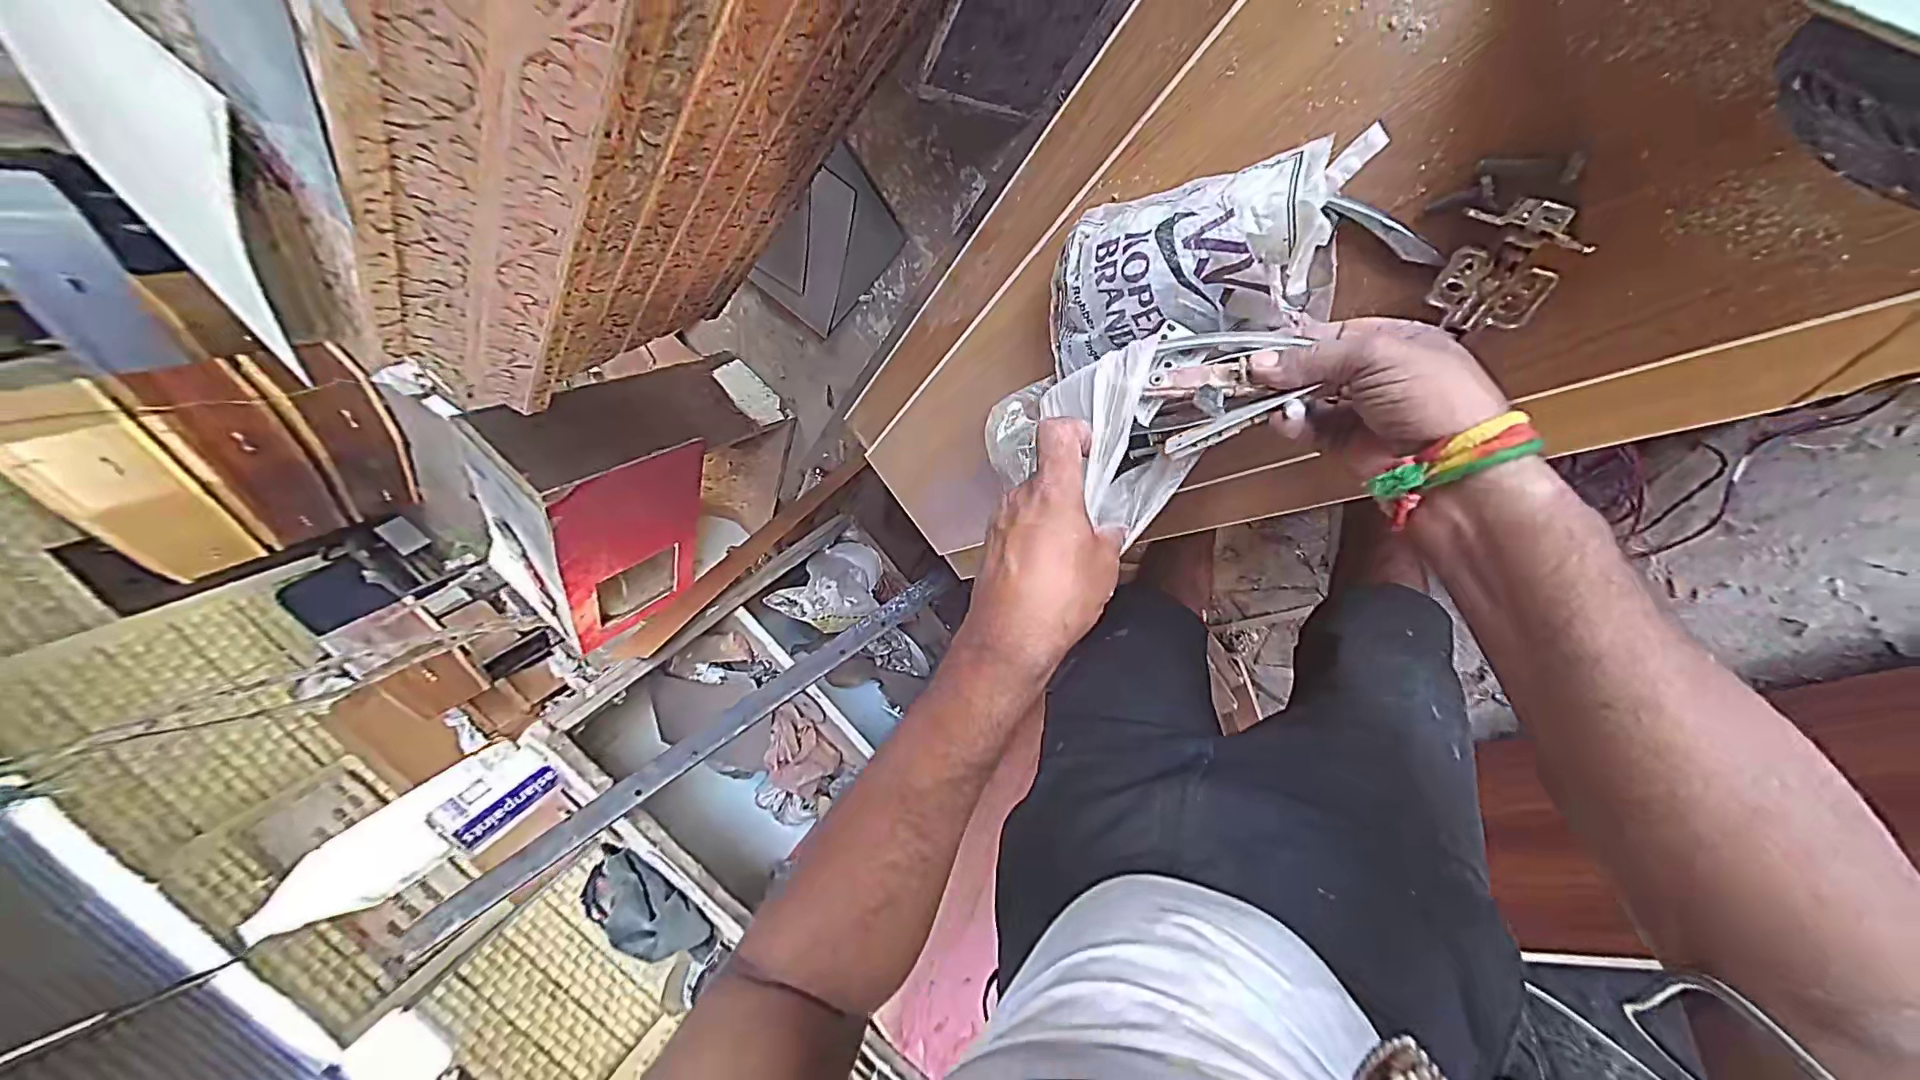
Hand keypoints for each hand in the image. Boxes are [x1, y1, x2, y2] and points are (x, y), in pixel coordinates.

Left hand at [955, 418, 1123, 681]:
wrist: (1010, 638)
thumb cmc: (1053, 602)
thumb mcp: (1103, 565)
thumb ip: (1108, 536)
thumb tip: (1108, 531)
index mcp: (1052, 492)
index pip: (1056, 433)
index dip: (1077, 431)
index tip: (1091, 443)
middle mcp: (1019, 499)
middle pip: (1045, 472)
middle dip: (1070, 488)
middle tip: (1091, 511)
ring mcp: (1000, 521)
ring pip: (1030, 502)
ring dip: (1050, 514)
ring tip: (1072, 546)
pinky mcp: (991, 545)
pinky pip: (1016, 527)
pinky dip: (1033, 536)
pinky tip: (1050, 566)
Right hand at [1249, 317, 1509, 477]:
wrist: (1450, 463)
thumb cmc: (1436, 397)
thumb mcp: (1376, 356)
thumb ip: (1314, 356)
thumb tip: (1261, 362)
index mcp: (1391, 340)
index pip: (1329, 333)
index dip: (1296, 340)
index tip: (1263, 348)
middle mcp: (1372, 373)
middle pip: (1312, 366)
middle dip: (1283, 371)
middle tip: (1254, 375)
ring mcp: (1357, 409)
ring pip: (1304, 398)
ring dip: (1283, 399)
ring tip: (1272, 401)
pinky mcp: (1343, 441)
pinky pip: (1306, 427)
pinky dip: (1291, 424)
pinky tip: (1286, 421)